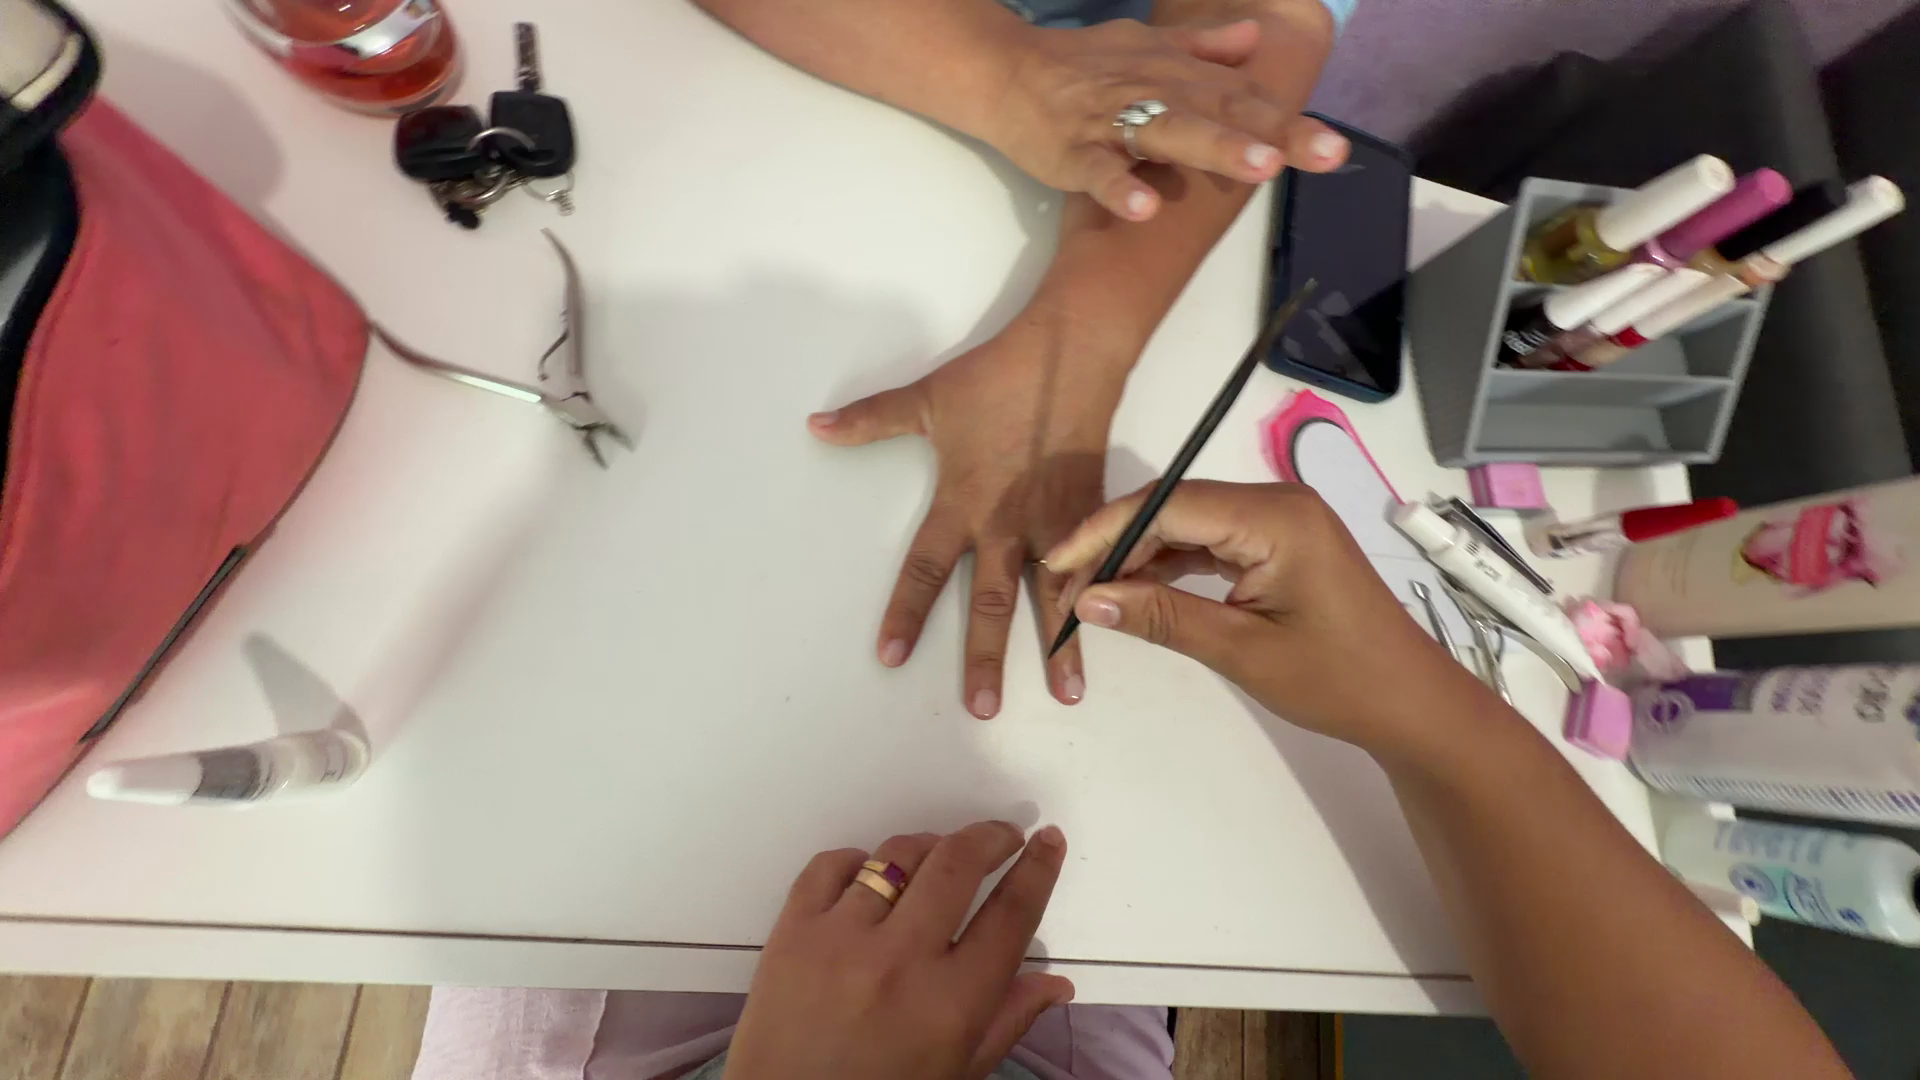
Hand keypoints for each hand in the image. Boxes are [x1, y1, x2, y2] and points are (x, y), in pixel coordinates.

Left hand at [725, 822, 1071, 1079]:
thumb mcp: (955, 1074)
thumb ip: (1006, 1022)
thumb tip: (1056, 982)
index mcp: (950, 1006)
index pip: (1011, 916)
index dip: (1038, 868)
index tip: (1048, 839)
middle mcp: (900, 961)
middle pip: (957, 863)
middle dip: (990, 837)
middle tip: (1003, 835)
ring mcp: (841, 939)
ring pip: (898, 854)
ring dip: (928, 845)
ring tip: (937, 857)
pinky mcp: (793, 929)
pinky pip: (831, 863)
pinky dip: (856, 860)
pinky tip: (867, 877)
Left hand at [809, 328, 1114, 717]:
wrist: (1069, 355)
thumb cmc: (996, 379)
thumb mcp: (927, 400)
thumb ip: (871, 421)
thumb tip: (815, 426)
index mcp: (961, 506)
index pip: (924, 573)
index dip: (905, 615)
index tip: (892, 658)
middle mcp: (1006, 527)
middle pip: (990, 604)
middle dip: (984, 659)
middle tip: (981, 709)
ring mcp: (1055, 524)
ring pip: (1053, 597)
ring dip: (1059, 648)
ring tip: (1065, 694)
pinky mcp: (1093, 513)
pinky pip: (1099, 566)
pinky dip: (1105, 600)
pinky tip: (1115, 633)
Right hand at [991, 12, 1344, 220]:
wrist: (1010, 73)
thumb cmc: (1081, 68)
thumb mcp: (1145, 49)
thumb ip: (1199, 51)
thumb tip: (1251, 43)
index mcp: (1174, 76)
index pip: (1239, 98)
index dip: (1287, 120)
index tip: (1332, 148)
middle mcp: (1153, 93)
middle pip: (1219, 112)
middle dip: (1271, 132)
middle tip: (1324, 155)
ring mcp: (1111, 122)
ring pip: (1168, 132)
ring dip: (1214, 146)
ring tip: (1260, 168)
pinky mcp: (1072, 151)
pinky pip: (1098, 170)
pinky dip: (1119, 187)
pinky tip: (1145, 208)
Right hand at [1046, 481, 1466, 751]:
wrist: (1411, 706)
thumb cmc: (1336, 681)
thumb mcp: (1239, 650)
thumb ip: (1159, 616)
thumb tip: (1085, 600)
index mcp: (1275, 517)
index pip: (1168, 506)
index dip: (1104, 531)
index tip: (1058, 563)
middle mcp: (1275, 502)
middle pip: (1173, 508)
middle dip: (1115, 543)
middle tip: (1068, 584)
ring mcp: (1278, 521)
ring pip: (1186, 524)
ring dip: (1138, 555)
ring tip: (1093, 589)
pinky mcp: (1276, 543)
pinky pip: (1208, 542)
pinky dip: (1169, 565)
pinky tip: (1137, 588)